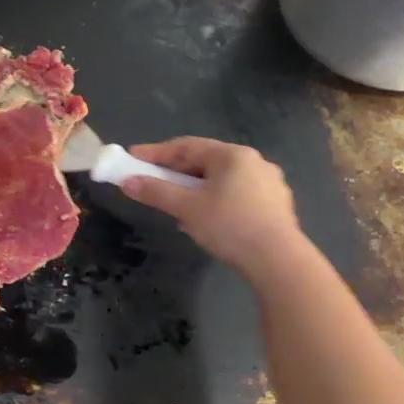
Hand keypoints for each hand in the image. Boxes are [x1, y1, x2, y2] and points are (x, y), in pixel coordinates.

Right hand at [120, 136, 305, 272]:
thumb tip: (127, 182)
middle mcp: (253, 161)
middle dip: (175, 173)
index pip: (186, 146)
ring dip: (194, 189)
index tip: (132, 157)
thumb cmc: (228, 225)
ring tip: (177, 207)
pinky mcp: (273, 203)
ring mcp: (267, 182)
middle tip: (152, 183)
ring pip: (220, 180)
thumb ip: (156, 192)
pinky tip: (205, 220)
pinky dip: (214, 200)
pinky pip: (235, 194)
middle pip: (204, 161)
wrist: (275, 257)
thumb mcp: (186, 208)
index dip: (156, 152)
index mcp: (232, 156)